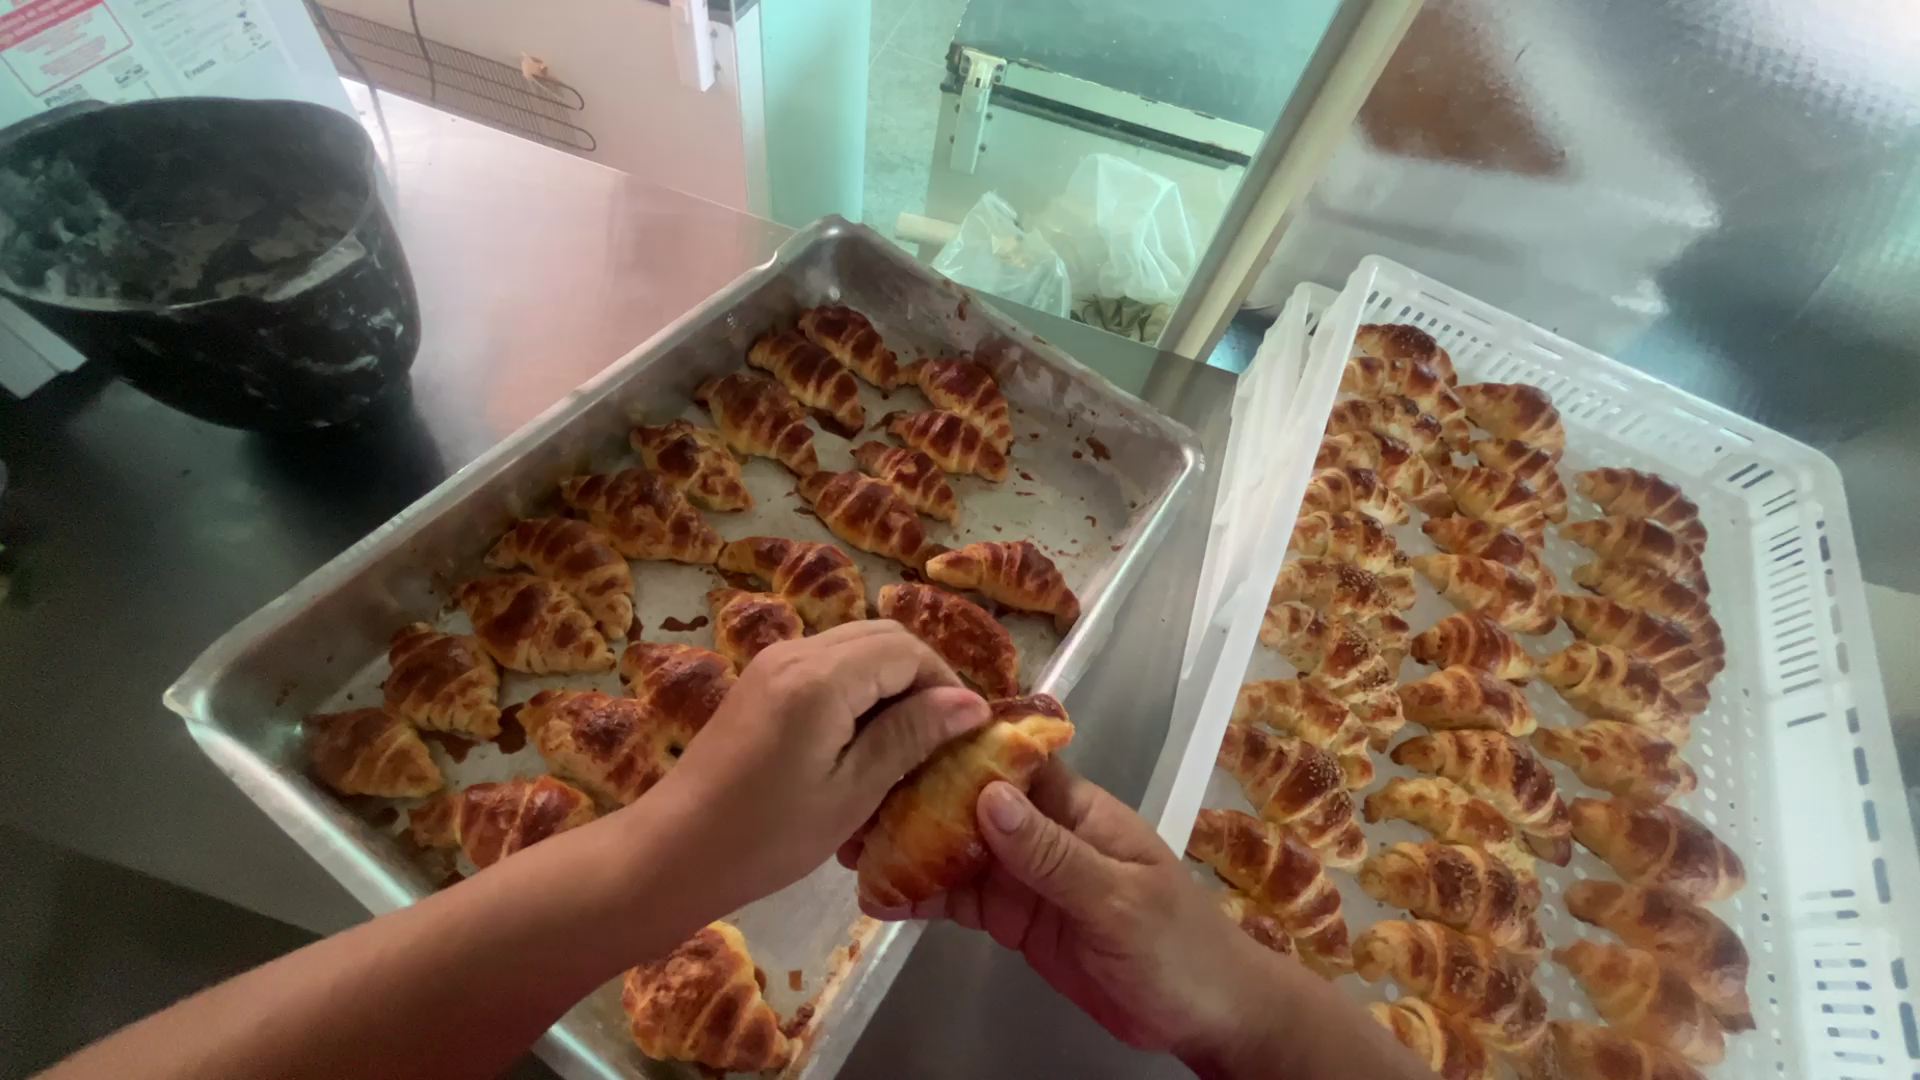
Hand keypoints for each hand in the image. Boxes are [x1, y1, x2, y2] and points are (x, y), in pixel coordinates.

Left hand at [638, 620, 990, 915]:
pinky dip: (860, 683)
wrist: (671, 852)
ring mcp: (775, 660)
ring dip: (892, 678)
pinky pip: (829, 660)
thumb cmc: (767, 836)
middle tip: (941, 730)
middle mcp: (797, 650)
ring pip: (857, 643)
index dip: (945, 682)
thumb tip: (971, 703)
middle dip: (922, 674)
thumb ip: (911, 735)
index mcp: (821, 677)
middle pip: (883, 634)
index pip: (906, 650)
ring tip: (907, 735)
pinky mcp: (763, 677)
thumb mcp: (852, 791)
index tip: (966, 730)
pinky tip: (862, 733)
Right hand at [866, 759, 1291, 1066]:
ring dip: (913, 849)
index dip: (961, 749)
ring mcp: (1025, 874)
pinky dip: (927, 896)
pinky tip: (886, 898)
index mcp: (1074, 808)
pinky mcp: (1015, 915)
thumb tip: (988, 795)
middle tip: (859, 805)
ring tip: (856, 850)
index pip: (1012, 762)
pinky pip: (963, 898)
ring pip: (960, 850)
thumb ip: (1052, 853)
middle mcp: (1042, 830)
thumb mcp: (1117, 899)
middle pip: (972, 804)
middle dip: (920, 802)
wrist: (1205, 1016)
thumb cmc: (1177, 944)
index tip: (904, 741)